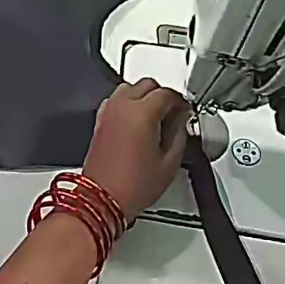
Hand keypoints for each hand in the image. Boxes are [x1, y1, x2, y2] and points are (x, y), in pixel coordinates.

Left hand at [83, 80, 190, 214]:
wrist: (102, 198)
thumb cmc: (130, 186)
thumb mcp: (170, 162)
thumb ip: (179, 133)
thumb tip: (181, 121)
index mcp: (141, 113)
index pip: (167, 93)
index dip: (181, 101)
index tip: (185, 111)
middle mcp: (121, 107)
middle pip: (146, 85)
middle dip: (162, 95)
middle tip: (173, 112)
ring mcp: (107, 113)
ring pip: (128, 89)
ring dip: (143, 97)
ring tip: (156, 117)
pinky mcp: (99, 121)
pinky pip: (116, 102)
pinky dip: (128, 105)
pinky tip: (138, 123)